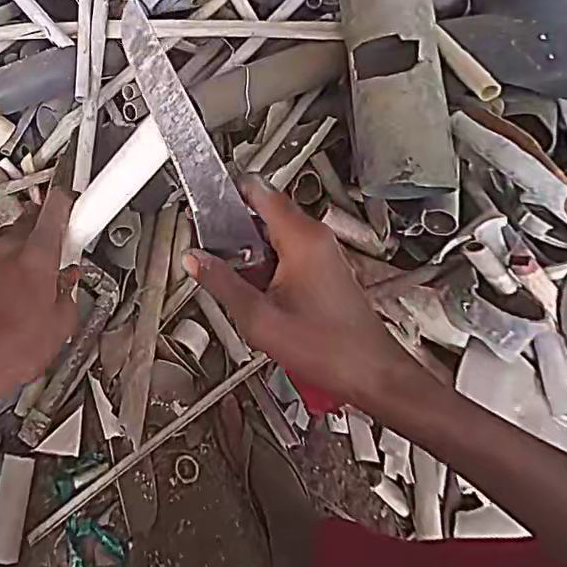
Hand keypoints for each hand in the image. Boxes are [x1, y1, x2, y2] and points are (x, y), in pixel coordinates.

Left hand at [0, 180, 79, 466]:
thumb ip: (69, 296)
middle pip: (29, 220)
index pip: (55, 209)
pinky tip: (3, 290)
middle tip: (60, 247)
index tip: (76, 201)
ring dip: (20, 246)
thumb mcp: (58, 331)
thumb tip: (71, 284)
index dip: (69, 200)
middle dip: (46, 227)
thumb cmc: (2, 357)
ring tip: (31, 277)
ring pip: (5, 238)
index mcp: (35, 259)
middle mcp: (4, 251)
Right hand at [184, 179, 431, 417]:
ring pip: (272, 233)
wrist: (372, 374)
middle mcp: (316, 239)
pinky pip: (285, 251)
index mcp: (302, 239)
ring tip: (230, 272)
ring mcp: (322, 253)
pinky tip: (255, 290)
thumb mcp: (259, 318)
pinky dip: (264, 262)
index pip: (259, 191)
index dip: (227, 192)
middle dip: (233, 226)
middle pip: (263, 212)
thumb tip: (195, 259)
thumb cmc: (330, 349)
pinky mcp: (323, 269)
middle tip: (210, 245)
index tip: (204, 202)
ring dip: (248, 248)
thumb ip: (221, 282)